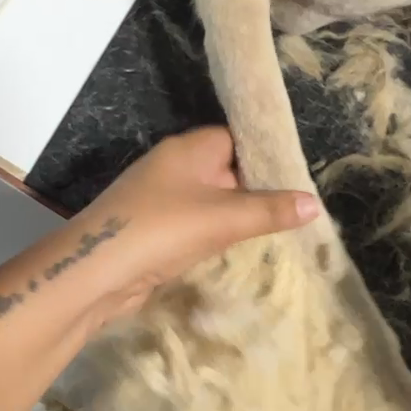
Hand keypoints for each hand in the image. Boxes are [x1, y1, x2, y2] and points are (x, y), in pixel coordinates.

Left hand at [70, 127, 319, 321]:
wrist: (96, 273)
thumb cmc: (160, 230)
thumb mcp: (222, 218)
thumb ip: (269, 210)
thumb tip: (314, 203)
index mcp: (187, 150)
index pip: (236, 138)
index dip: (266, 152)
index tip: (301, 173)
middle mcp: (173, 169)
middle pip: (226, 171)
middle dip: (258, 188)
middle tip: (302, 207)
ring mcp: (161, 202)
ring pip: (211, 203)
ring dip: (238, 217)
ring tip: (283, 230)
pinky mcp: (155, 233)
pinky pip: (196, 228)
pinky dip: (217, 237)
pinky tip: (242, 250)